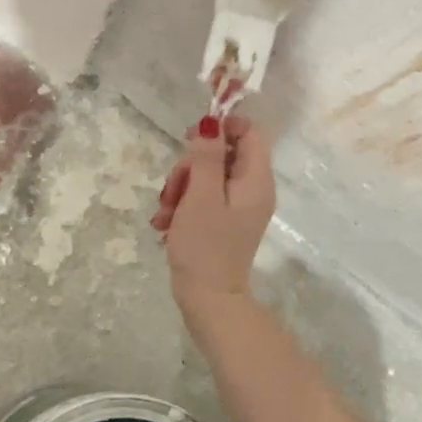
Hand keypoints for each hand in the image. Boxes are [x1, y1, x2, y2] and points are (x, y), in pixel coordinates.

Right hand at [150, 115, 274, 311]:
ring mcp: (238, 208)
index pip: (249, 132)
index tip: (191, 139)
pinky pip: (203, 200)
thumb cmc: (205, 246)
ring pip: (207, 178)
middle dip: (190, 167)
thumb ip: (206, 156)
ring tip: (165, 214)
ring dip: (180, 189)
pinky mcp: (224, 223)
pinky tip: (165, 224)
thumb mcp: (200, 196)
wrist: (209, 299)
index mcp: (256, 179)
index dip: (221, 128)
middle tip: (172, 189)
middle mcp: (253, 190)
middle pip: (222, 155)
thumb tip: (211, 122)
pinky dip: (183, 207)